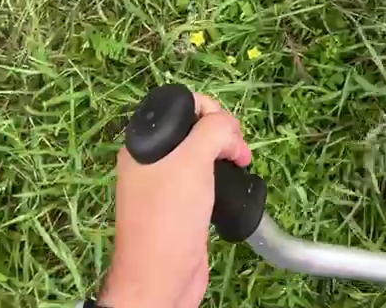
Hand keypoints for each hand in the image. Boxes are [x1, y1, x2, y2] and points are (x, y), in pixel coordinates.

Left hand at [97, 92, 251, 307]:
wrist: (161, 280)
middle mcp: (151, 160)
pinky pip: (205, 174)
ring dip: (227, 150)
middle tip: (238, 150)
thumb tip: (230, 130)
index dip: (211, 110)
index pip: (182, 105)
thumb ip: (214, 129)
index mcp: (143, 143)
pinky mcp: (180, 204)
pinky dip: (223, 171)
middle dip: (224, 131)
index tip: (228, 131)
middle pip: (196, 126)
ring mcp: (166, 183)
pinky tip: (233, 180)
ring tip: (241, 163)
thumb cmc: (172, 215)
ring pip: (204, 150)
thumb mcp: (194, 159)